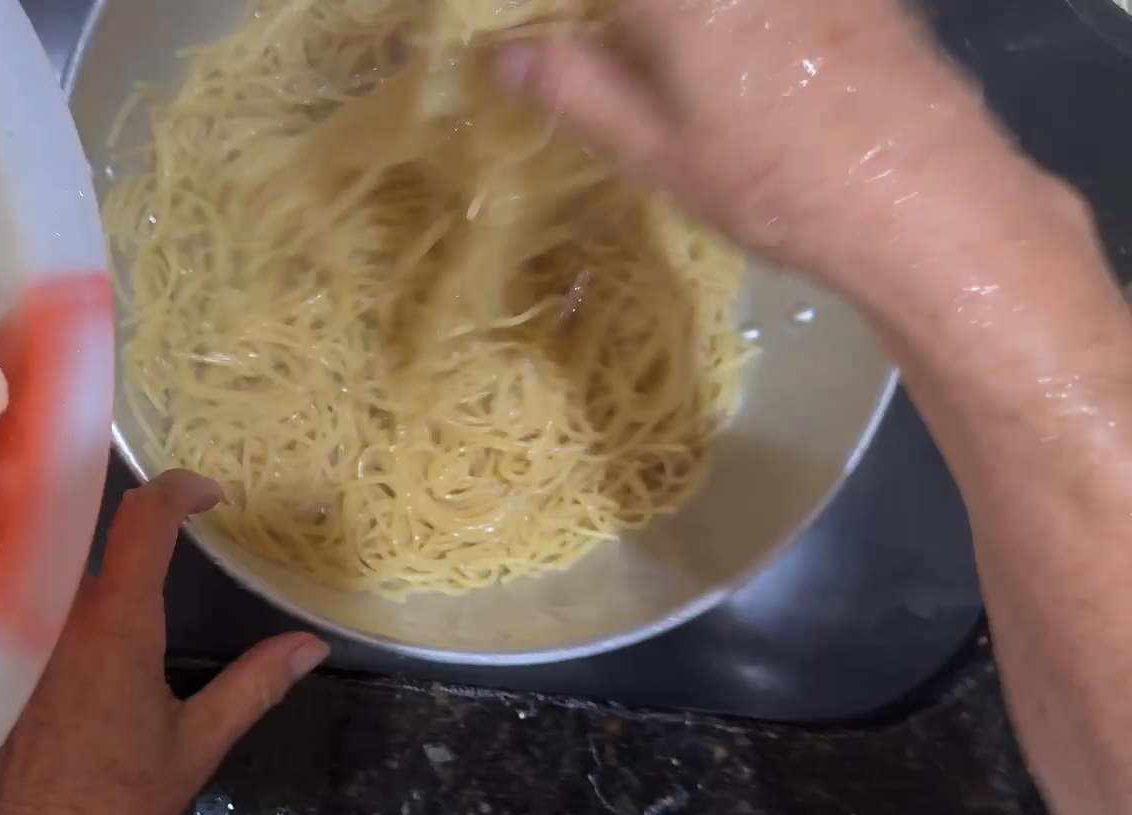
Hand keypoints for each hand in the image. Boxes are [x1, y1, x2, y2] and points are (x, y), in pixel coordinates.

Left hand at [0, 470, 327, 814]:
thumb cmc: (117, 807)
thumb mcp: (196, 745)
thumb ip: (254, 684)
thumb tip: (310, 646)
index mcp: (119, 621)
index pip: (145, 518)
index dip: (180, 489)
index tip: (211, 496)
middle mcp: (63, 612)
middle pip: (102, 534)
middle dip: (146, 527)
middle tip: (185, 539)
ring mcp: (23, 634)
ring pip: (67, 566)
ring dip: (107, 559)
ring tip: (147, 581)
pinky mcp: (3, 661)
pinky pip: (38, 600)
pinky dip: (71, 591)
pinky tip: (91, 624)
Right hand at [496, 0, 1068, 291]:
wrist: (914, 193)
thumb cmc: (763, 181)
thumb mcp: (648, 149)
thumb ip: (573, 89)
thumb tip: (503, 53)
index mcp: (688, 0)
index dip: (565, 15)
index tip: (538, 40)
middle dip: (614, 22)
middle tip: (583, 56)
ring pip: (700, 6)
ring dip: (657, 31)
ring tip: (641, 67)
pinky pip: (752, 6)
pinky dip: (713, 27)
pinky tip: (716, 69)